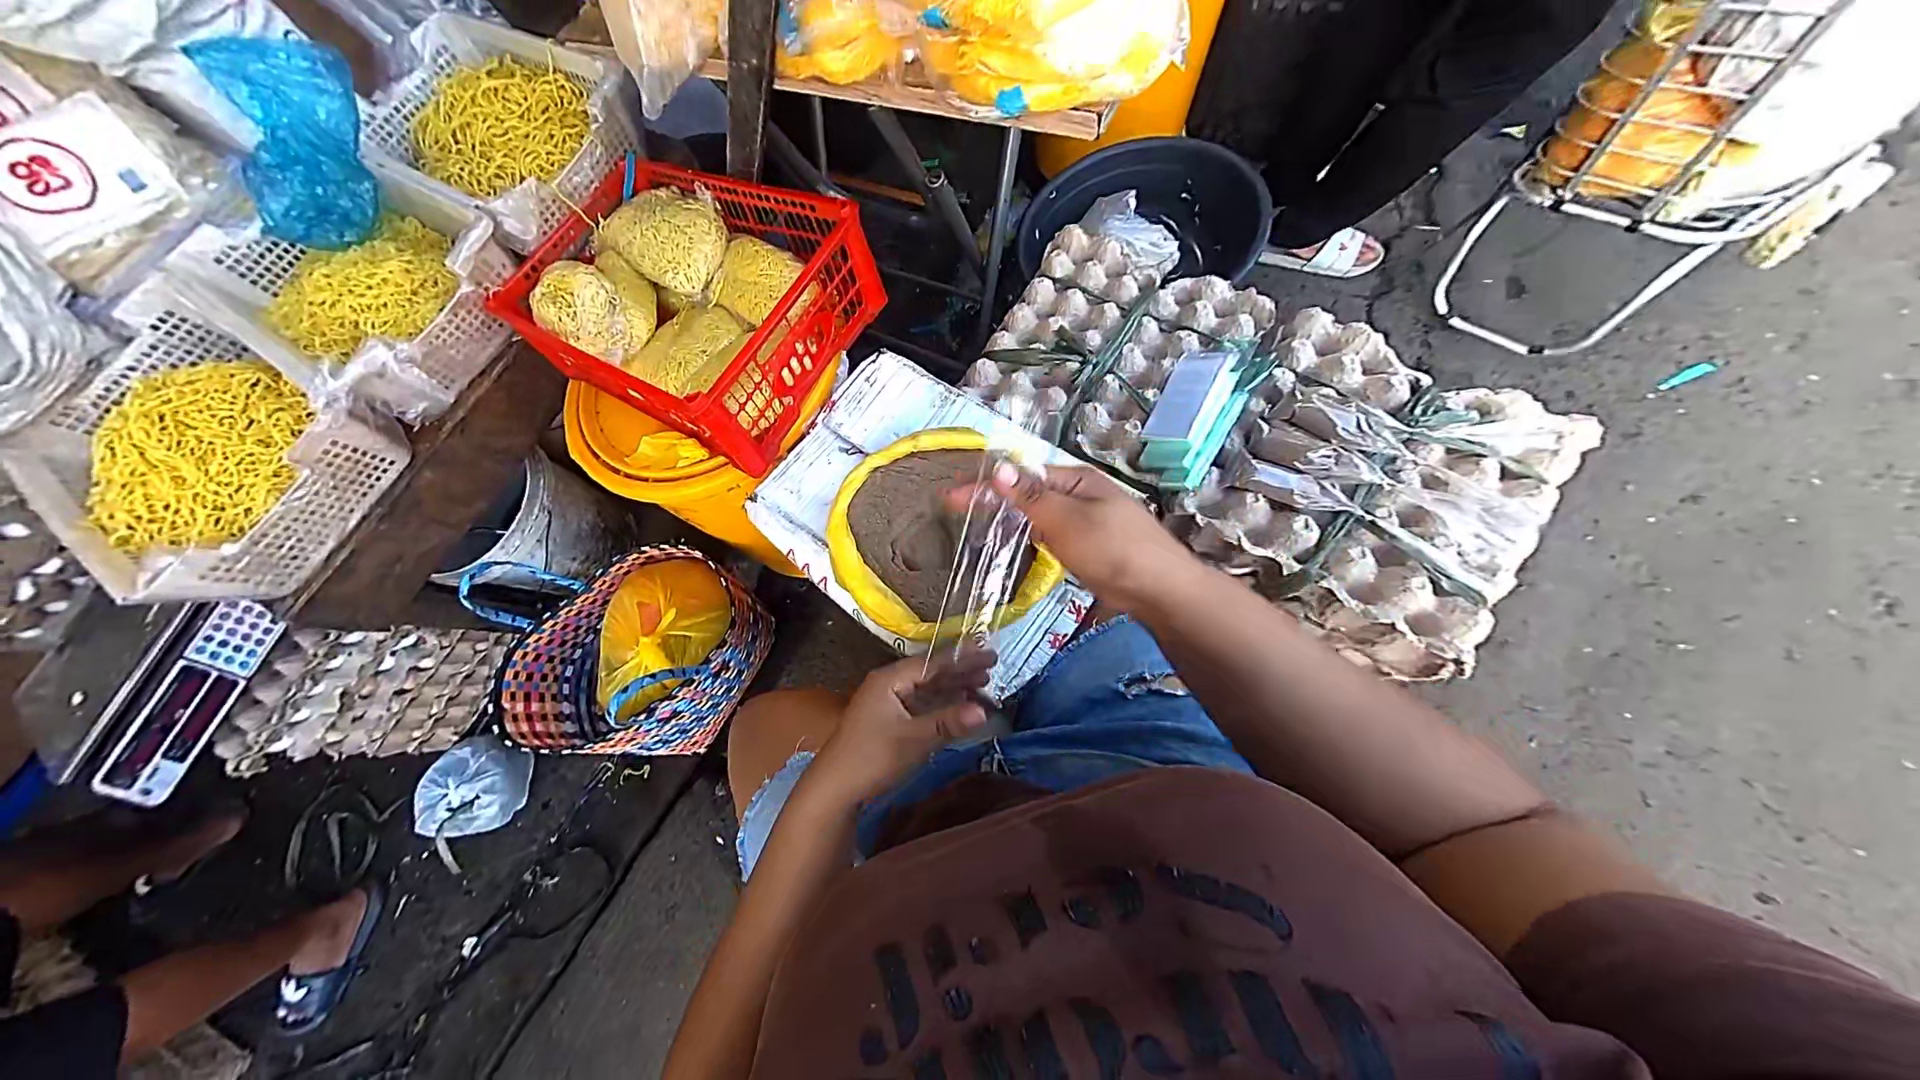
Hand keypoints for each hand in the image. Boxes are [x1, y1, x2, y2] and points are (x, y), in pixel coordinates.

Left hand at [811, 650, 993, 802]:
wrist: (835, 789)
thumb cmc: (872, 758)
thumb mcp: (914, 739)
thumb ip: (949, 722)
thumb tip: (984, 711)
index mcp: (890, 679)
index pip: (933, 662)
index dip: (963, 659)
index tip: (990, 654)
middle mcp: (888, 684)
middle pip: (930, 672)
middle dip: (961, 671)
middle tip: (992, 668)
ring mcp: (887, 702)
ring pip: (927, 689)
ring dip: (953, 687)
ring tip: (983, 686)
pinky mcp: (889, 719)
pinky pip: (921, 704)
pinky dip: (941, 704)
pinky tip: (959, 707)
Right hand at [951, 463, 1198, 612]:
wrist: (1161, 591)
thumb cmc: (1113, 551)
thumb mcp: (1067, 521)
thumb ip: (1031, 497)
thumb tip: (999, 468)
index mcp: (1077, 480)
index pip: (1021, 476)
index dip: (985, 485)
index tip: (950, 496)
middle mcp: (1084, 494)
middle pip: (1031, 492)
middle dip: (996, 499)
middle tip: (959, 511)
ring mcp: (1091, 521)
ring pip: (1043, 515)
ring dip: (1014, 519)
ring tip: (982, 528)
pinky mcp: (1095, 546)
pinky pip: (1055, 534)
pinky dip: (1034, 537)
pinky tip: (1025, 548)